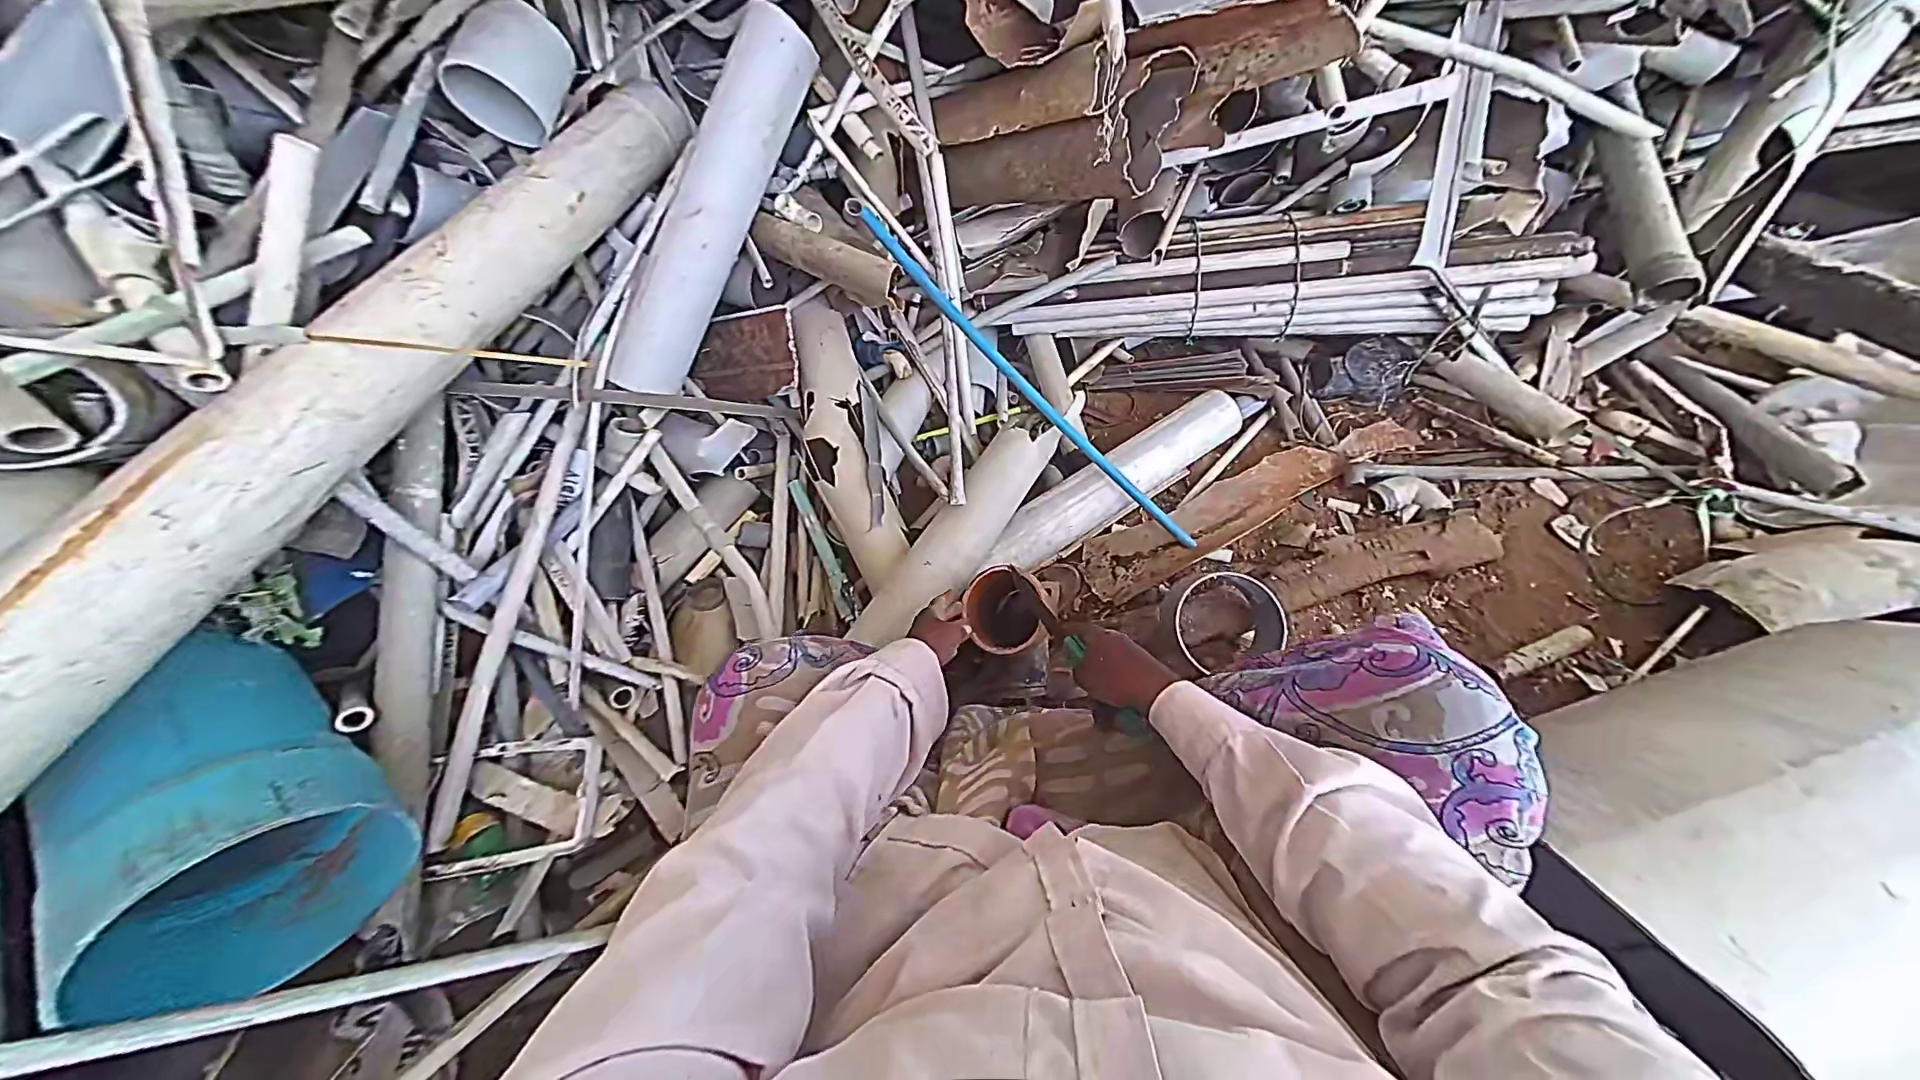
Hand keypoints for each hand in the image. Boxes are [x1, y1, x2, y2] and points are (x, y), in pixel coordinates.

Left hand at [908, 595, 969, 665]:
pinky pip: (935, 638)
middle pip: (940, 612)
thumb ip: (963, 627)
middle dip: (951, 610)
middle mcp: (924, 620)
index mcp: (931, 610)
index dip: (952, 595)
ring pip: (938, 625)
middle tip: (961, 607)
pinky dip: (944, 638)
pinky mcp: (921, 648)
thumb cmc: (934, 641)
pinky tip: (950, 642)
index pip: (943, 599)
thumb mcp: (955, 632)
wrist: (917, 662)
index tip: (957, 592)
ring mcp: (921, 634)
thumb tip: (967, 627)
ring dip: (948, 625)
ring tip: (959, 626)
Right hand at [1062, 624, 1178, 712]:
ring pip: (1108, 652)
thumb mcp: (1085, 678)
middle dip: (1085, 652)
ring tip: (1096, 682)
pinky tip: (1114, 687)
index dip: (1066, 634)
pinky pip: (1121, 663)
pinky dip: (1114, 672)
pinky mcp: (1142, 658)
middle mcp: (1114, 636)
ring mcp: (1130, 646)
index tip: (1059, 640)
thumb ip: (1076, 668)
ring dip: (1101, 663)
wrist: (1154, 690)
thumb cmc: (1114, 682)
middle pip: (1094, 641)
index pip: (1076, 629)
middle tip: (1078, 666)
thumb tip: (1076, 664)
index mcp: (1098, 635)